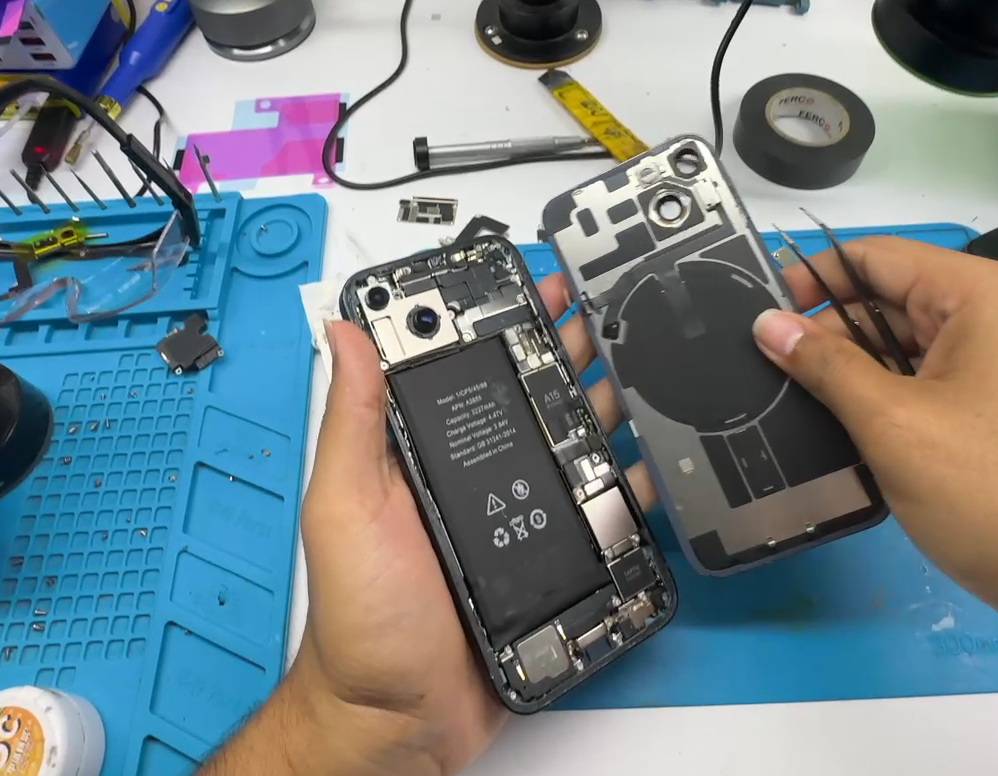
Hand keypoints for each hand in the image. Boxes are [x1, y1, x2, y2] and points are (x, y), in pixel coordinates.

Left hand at [207, 276, 649, 775]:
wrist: (405, 716)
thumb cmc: (363, 618)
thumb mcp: (347, 505)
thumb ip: (352, 420)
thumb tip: (346, 331)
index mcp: (424, 443)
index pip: (460, 362)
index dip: (491, 317)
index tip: (520, 282)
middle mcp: (473, 464)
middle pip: (524, 388)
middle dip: (560, 342)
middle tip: (595, 306)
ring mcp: (516, 504)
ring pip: (568, 434)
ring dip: (599, 394)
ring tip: (633, 359)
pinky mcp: (551, 546)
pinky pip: (598, 500)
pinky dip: (626, 473)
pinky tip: (652, 450)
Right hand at [750, 237, 997, 645]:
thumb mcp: (896, 427)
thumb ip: (824, 366)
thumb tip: (766, 323)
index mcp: (987, 295)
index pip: (874, 257)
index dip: (809, 279)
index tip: (760, 321)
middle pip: (895, 301)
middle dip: (832, 336)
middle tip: (773, 378)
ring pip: (918, 349)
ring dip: (864, 375)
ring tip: (809, 412)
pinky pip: (947, 385)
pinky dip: (901, 403)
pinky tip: (865, 439)